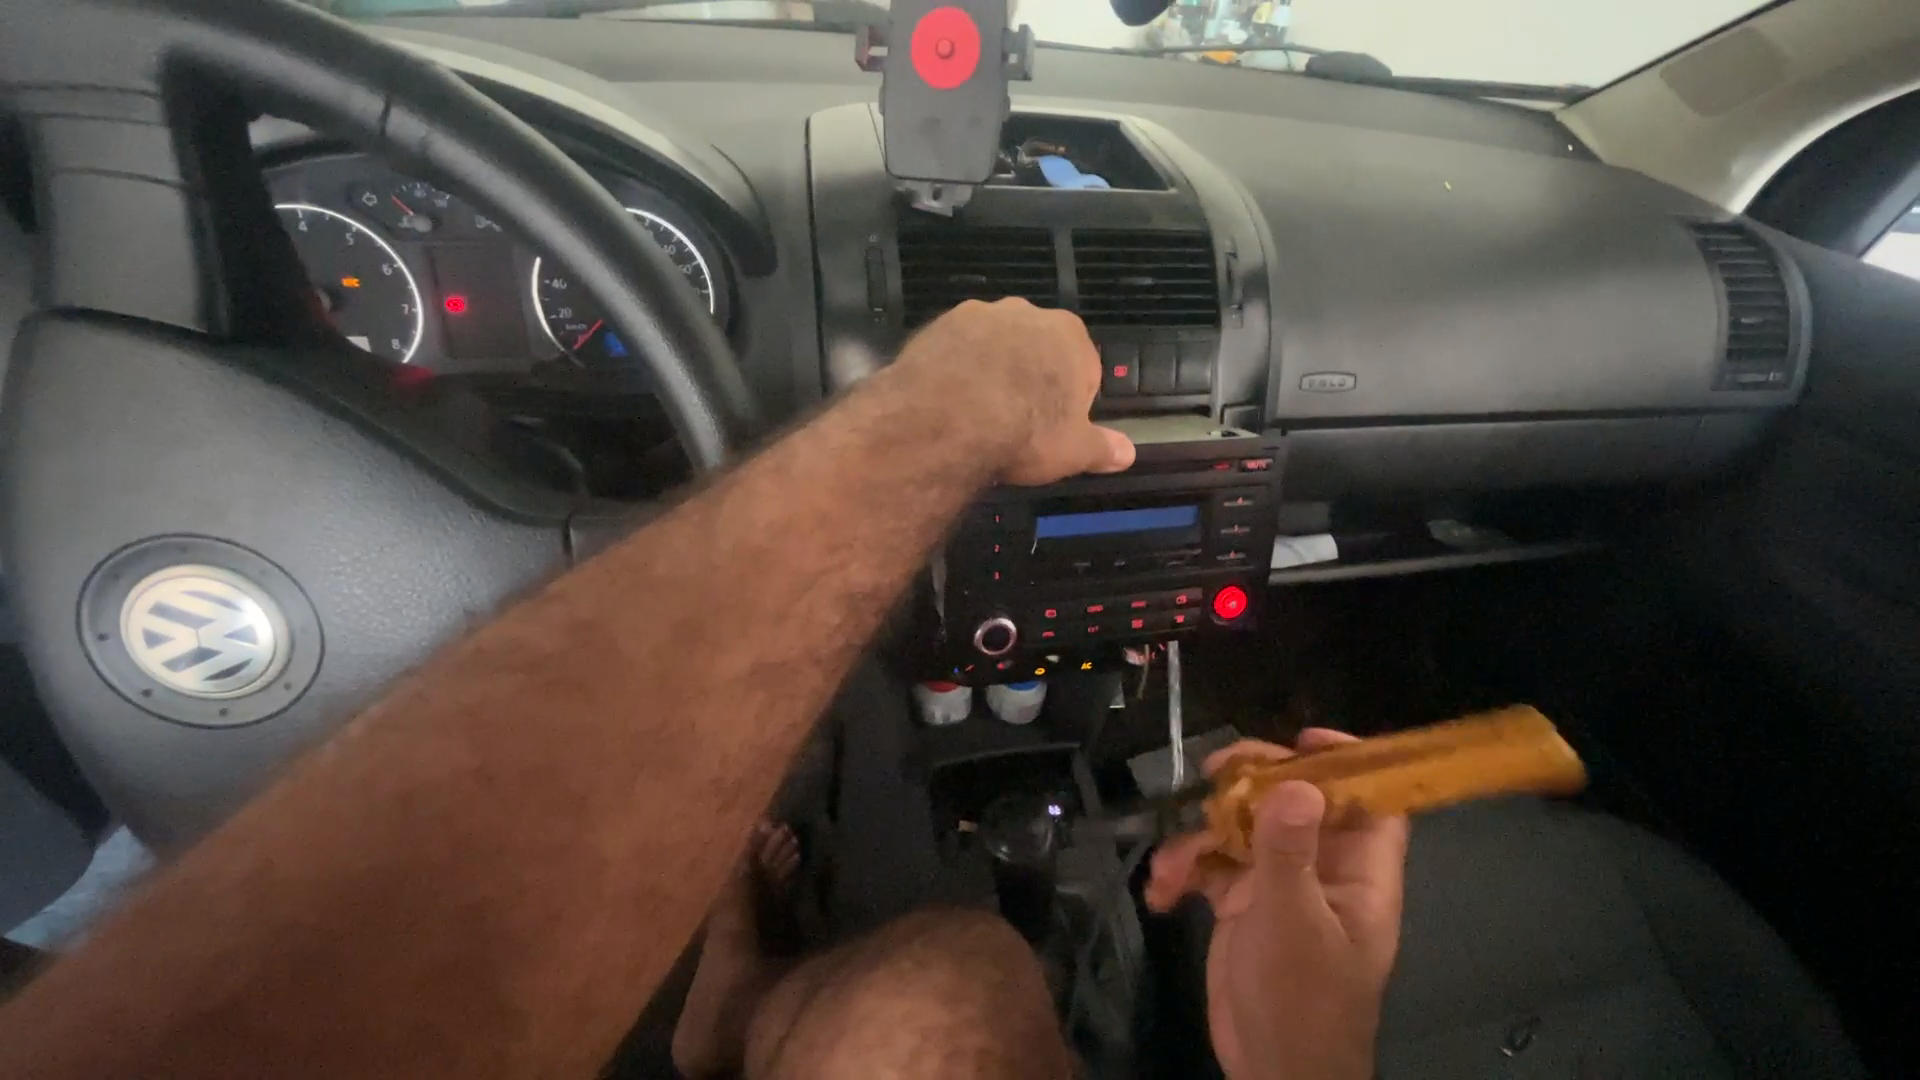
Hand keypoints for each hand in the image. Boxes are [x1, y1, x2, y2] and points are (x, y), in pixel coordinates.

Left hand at [893, 298, 1133, 484]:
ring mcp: (979, 314)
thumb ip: (1103, 448)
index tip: (1054, 426)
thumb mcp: (1074, 451)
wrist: (947, 422)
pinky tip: (948, 400)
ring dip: (991, 368)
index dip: (1070, 399)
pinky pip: (955, 349)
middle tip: (1016, 419)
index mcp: (1071, 335)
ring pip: (994, 344)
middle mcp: (1027, 313)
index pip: (1083, 366)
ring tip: (977, 411)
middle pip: (1037, 348)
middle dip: (1030, 376)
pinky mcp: (938, 325)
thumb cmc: (1026, 434)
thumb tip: (1128, 453)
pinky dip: (955, 368)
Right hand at [1145, 730, 1410, 1079]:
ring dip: (1199, 839)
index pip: (1372, 804)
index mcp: (1357, 874)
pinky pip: (1209, 865)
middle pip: (1293, 802)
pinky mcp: (1239, 901)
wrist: (1268, 1074)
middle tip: (1214, 772)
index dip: (1350, 766)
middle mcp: (1320, 870)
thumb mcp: (1294, 925)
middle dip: (1251, 785)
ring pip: (1241, 829)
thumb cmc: (1302, 1003)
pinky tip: (1162, 894)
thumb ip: (1289, 853)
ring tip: (1172, 864)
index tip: (1302, 739)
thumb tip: (1295, 784)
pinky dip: (1182, 872)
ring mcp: (1278, 884)